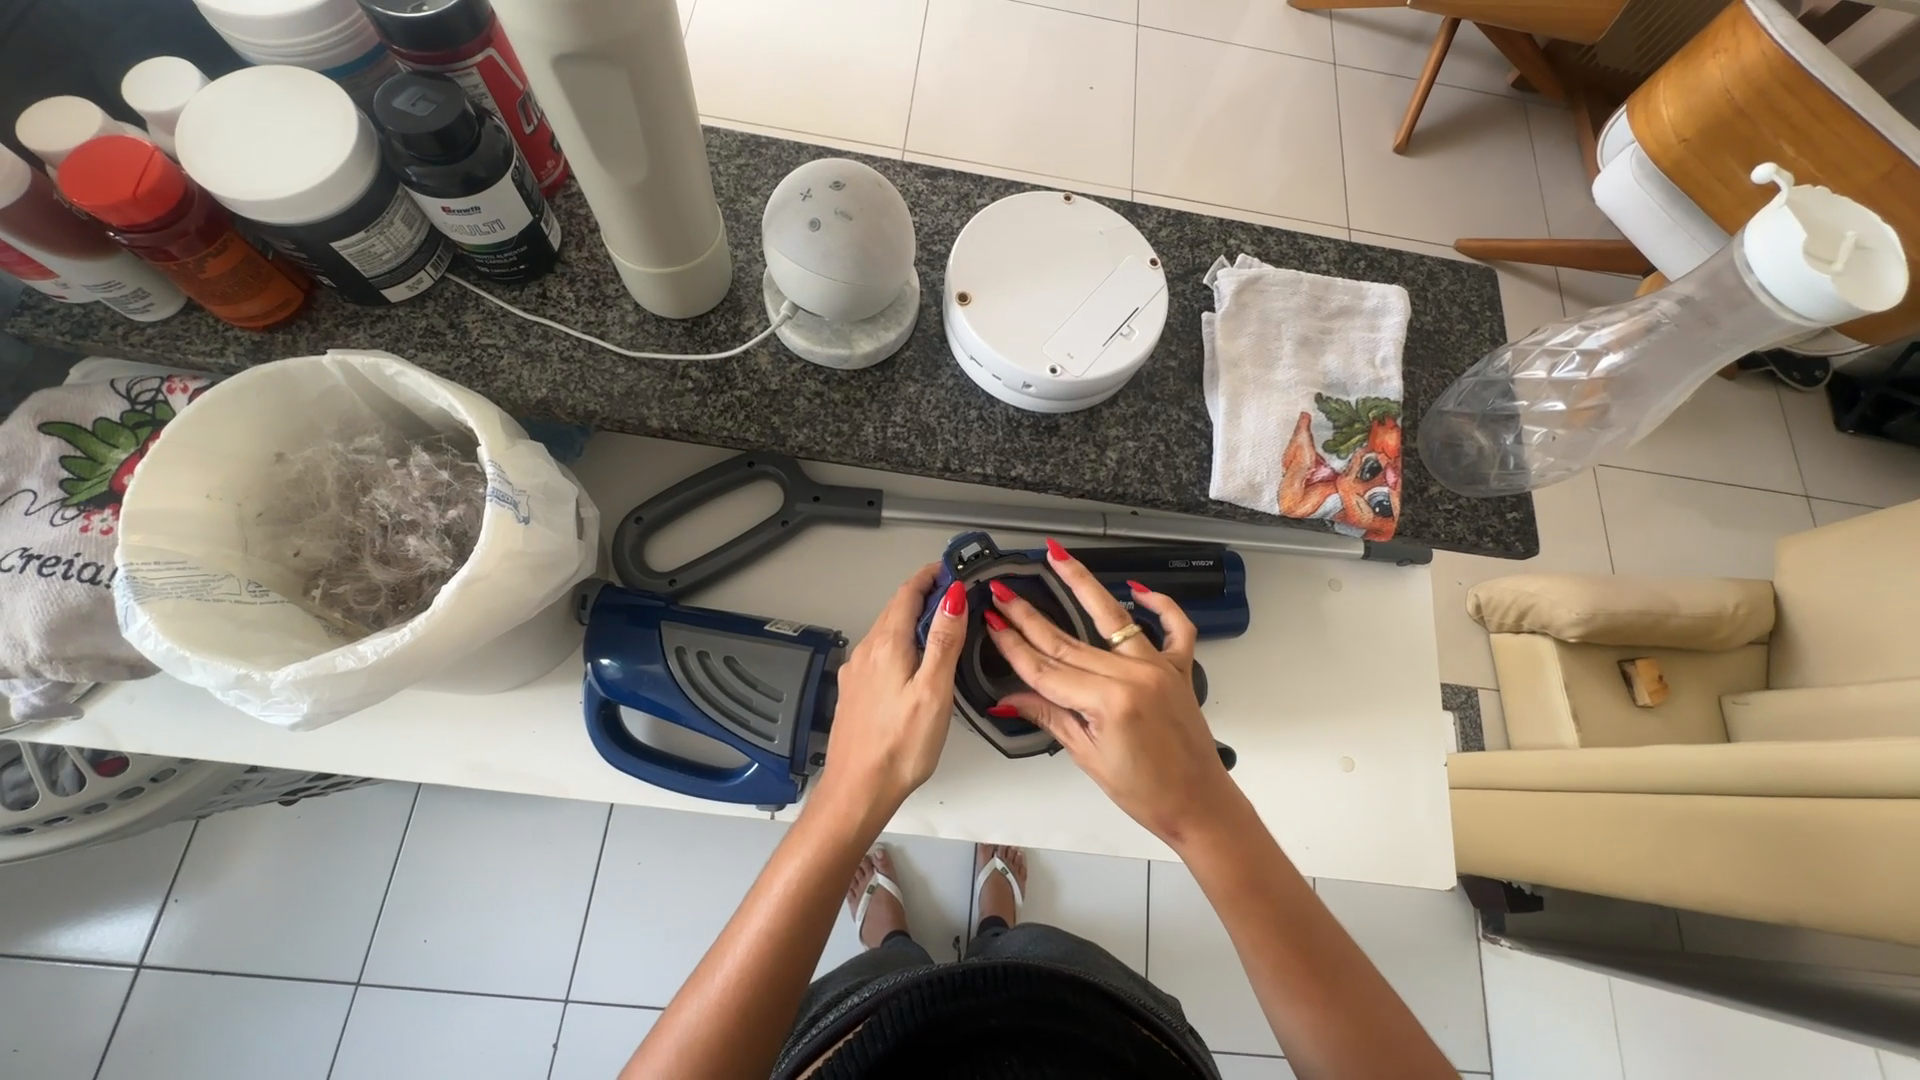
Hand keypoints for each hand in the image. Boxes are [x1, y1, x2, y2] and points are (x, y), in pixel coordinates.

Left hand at [814, 563, 965, 818]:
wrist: (857, 790)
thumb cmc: (898, 748)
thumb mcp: (933, 691)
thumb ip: (943, 640)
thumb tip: (951, 596)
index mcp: (887, 646)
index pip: (908, 592)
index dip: (930, 576)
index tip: (950, 568)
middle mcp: (866, 652)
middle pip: (895, 609)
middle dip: (924, 596)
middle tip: (953, 594)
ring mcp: (857, 672)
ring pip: (886, 631)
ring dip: (912, 620)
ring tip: (940, 625)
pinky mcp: (855, 691)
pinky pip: (880, 653)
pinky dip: (900, 644)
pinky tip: (914, 663)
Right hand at [986, 541, 1238, 846]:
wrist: (1200, 806)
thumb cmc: (1148, 793)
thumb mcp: (1087, 756)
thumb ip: (1049, 716)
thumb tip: (1010, 697)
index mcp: (1108, 701)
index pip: (1046, 667)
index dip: (1014, 645)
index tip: (992, 623)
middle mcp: (1133, 676)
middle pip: (1068, 639)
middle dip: (1030, 615)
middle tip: (1003, 592)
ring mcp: (1158, 667)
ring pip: (1112, 617)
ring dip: (1082, 584)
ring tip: (1057, 558)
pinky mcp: (1178, 669)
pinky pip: (1174, 627)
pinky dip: (1160, 605)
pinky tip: (1138, 588)